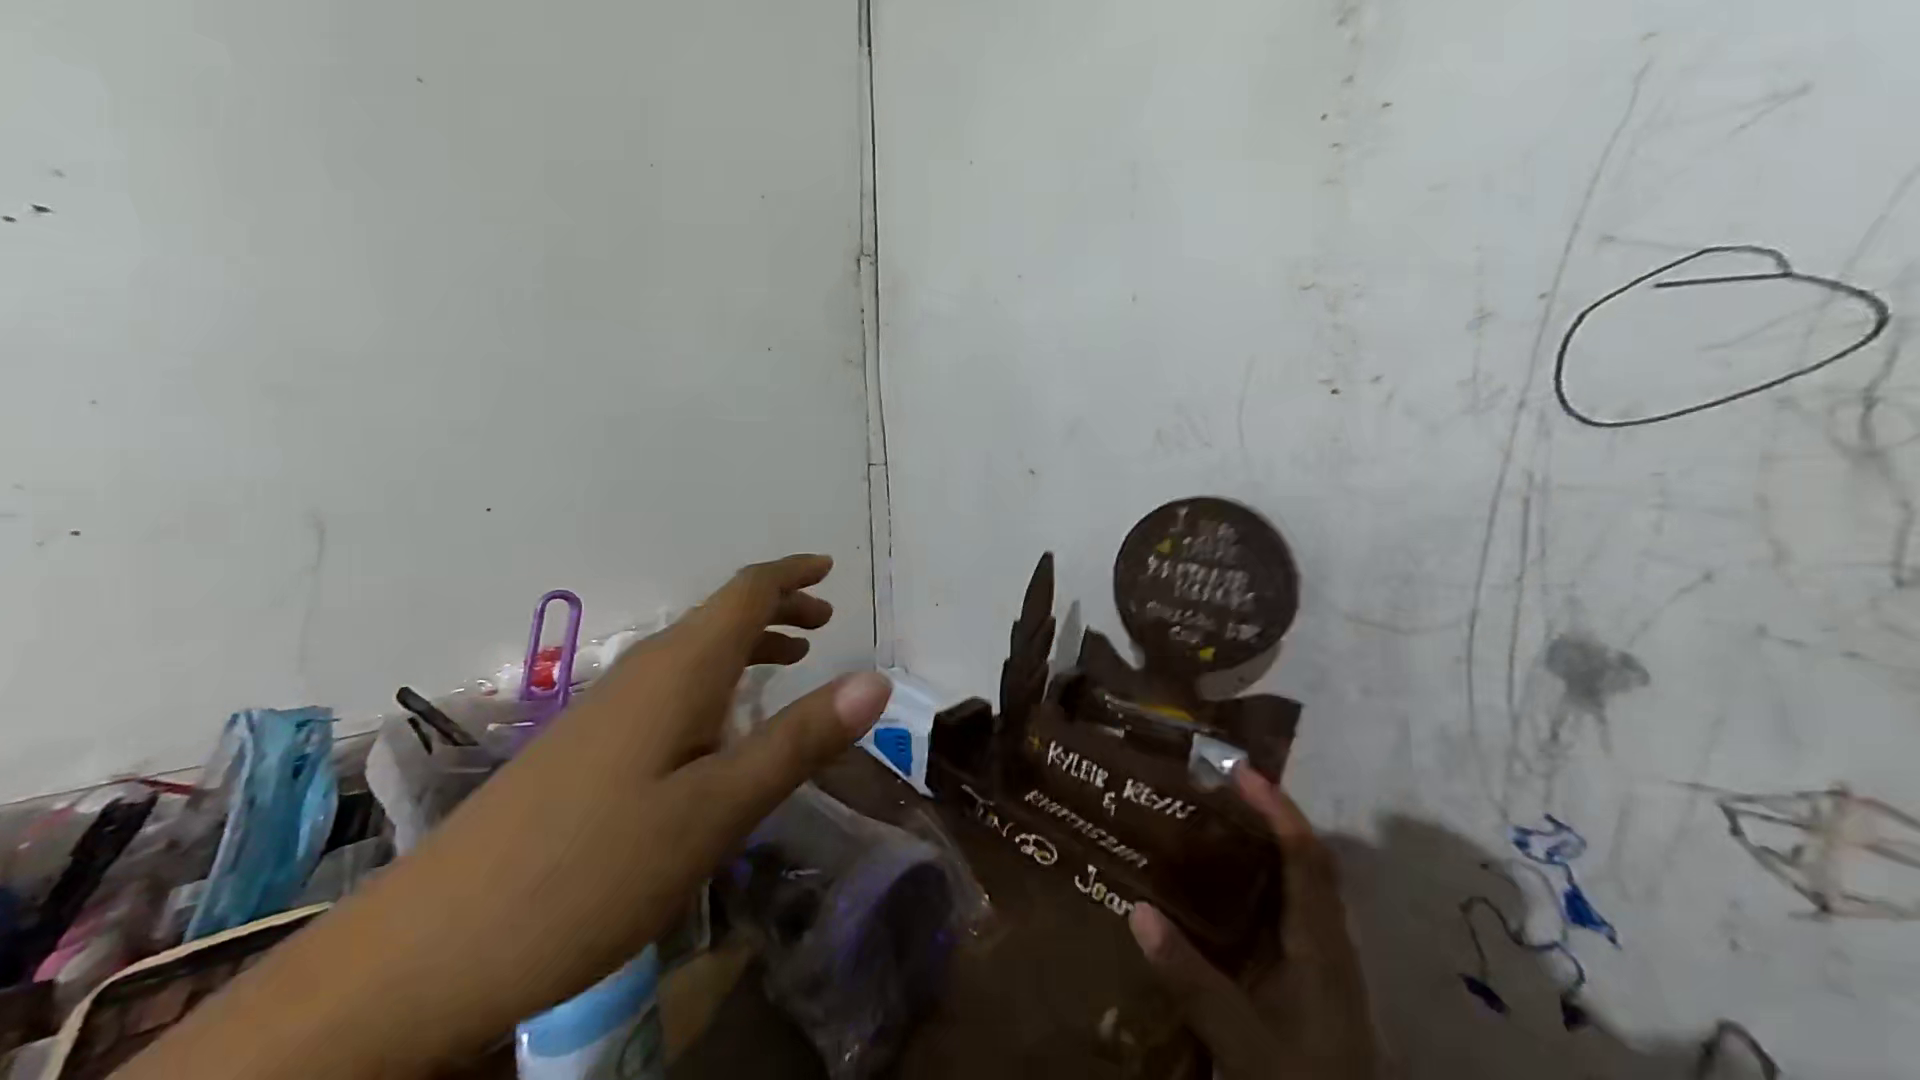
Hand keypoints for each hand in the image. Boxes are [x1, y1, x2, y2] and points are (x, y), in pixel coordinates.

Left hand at [121, 555, 892, 1079]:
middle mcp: (640, 673)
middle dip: (778, 608)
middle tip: (825, 621)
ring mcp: (607, 709)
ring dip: (749, 644)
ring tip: (791, 661)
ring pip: (694, 653)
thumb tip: (877, 679)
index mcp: (677, 671)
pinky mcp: (589, 746)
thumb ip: (800, 739)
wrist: (436, 948)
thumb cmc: (597, 869)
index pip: (744, 593)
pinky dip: (717, 681)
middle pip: (719, 616)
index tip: (830, 567)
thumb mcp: (720, 807)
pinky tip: (722, 724)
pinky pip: (671, 686)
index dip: (791, 574)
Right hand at [1129, 767, 1377, 1078]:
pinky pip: (1280, 914)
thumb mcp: (1242, 1042)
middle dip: (1266, 817)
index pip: (1306, 859)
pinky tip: (1213, 893)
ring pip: (1293, 887)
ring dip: (1259, 849)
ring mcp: (1318, 964)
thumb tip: (1137, 910)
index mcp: (1321, 947)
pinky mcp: (1305, 983)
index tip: (1241, 772)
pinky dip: (1251, 887)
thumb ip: (1192, 979)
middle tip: (1213, 789)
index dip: (1278, 810)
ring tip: (1206, 825)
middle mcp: (1326, 944)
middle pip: (1303, 862)